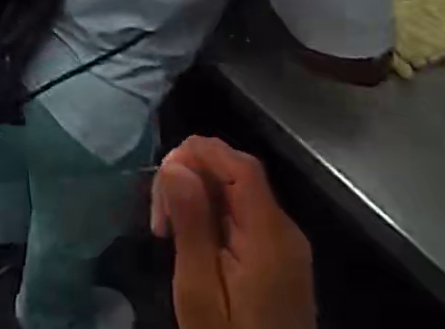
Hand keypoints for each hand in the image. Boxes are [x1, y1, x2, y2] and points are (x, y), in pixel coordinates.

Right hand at [151, 136, 316, 328]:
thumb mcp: (199, 292)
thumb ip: (191, 224)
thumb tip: (175, 164)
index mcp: (270, 236)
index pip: (240, 165)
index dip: (200, 152)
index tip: (161, 175)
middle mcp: (285, 232)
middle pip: (238, 173)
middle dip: (192, 176)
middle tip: (158, 218)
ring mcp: (286, 247)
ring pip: (238, 191)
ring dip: (198, 195)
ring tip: (168, 232)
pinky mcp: (280, 260)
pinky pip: (244, 215)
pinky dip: (213, 214)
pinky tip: (190, 241)